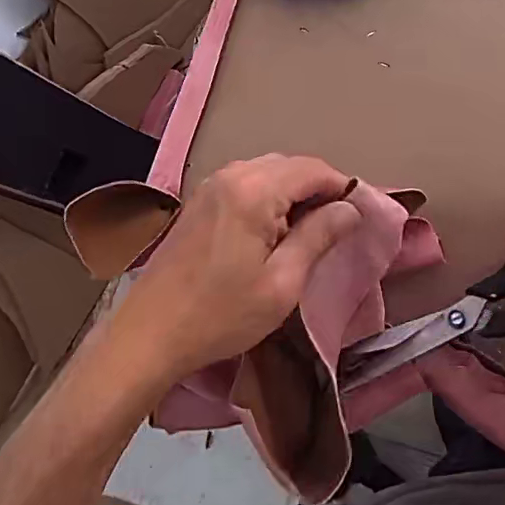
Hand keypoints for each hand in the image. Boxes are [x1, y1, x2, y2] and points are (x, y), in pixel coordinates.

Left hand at [109, 155, 361, 385]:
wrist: (146, 339)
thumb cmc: (219, 316)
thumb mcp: (282, 284)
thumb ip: (319, 237)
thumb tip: (350, 209)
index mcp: (254, 191)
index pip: (314, 170)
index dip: (343, 188)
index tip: (359, 216)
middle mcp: (232, 175)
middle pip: (293, 165)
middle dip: (320, 189)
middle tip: (336, 226)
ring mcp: (211, 185)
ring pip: (271, 170)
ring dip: (295, 191)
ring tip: (308, 230)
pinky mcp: (200, 200)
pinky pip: (249, 180)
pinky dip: (271, 195)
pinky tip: (274, 229)